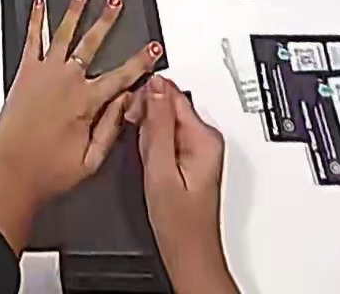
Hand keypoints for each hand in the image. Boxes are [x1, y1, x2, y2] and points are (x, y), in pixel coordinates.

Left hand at [0, 0, 163, 252]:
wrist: (13, 171)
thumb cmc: (49, 169)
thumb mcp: (92, 160)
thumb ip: (111, 127)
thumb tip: (124, 102)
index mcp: (86, 102)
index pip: (121, 76)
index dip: (140, 61)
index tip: (152, 48)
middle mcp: (66, 81)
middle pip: (92, 43)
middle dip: (107, 20)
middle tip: (116, 3)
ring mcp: (44, 72)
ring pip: (62, 33)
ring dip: (74, 11)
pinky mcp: (25, 72)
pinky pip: (31, 39)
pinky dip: (35, 20)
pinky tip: (39, 4)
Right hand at [129, 76, 237, 293]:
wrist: (188, 254)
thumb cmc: (179, 222)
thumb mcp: (161, 168)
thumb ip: (157, 123)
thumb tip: (155, 85)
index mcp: (204, 137)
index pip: (169, 92)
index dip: (145, 98)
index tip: (134, 112)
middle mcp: (205, 137)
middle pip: (166, 101)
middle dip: (146, 115)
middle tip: (141, 141)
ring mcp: (197, 144)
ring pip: (162, 115)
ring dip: (147, 129)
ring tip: (147, 154)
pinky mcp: (189, 151)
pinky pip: (163, 130)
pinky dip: (151, 140)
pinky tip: (150, 157)